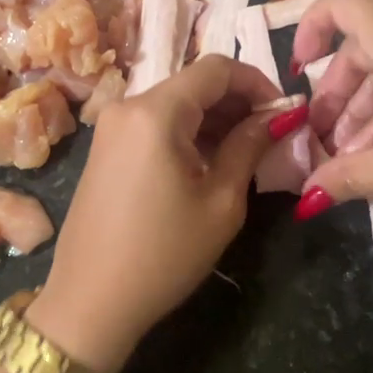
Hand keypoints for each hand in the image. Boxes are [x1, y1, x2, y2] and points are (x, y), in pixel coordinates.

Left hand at [26, 57, 281, 372]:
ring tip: (247, 151)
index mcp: (156, 112)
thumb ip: (250, 146)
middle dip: (237, 101)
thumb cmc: (163, 255)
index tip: (283, 113)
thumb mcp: (221, 202)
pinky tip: (210, 162)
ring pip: (176, 102)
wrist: (89, 305)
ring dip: (215, 118)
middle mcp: (129, 106)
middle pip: (195, 83)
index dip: (257, 82)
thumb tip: (278, 116)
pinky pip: (156, 122)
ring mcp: (112, 126)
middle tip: (271, 134)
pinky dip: (188, 131)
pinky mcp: (106, 147)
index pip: (217, 68)